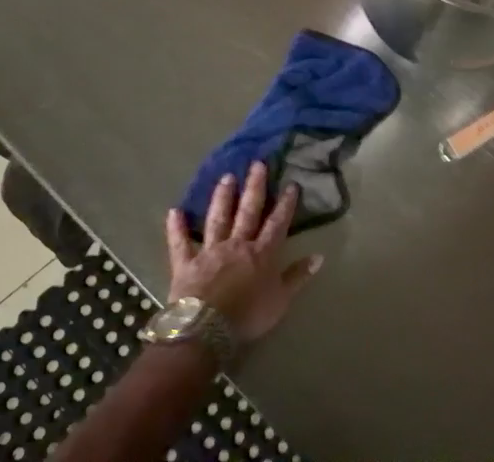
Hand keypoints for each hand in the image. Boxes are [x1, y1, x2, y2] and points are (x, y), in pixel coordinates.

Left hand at [164, 162, 321, 344]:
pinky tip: (174, 211)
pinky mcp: (185, 264)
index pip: (277, 223)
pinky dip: (176, 228)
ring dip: (223, 198)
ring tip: (226, 177)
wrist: (207, 329)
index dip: (285, 204)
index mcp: (262, 253)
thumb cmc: (248, 316)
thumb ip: (298, 276)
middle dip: (255, 187)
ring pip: (218, 219)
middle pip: (248, 212)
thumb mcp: (281, 300)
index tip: (291, 184)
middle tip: (257, 164)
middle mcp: (237, 245)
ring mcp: (210, 252)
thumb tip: (319, 256)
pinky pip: (180, 243)